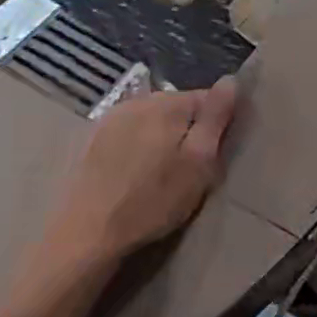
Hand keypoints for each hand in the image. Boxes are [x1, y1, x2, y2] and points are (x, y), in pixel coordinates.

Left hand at [47, 78, 238, 261]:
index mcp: (169, 102)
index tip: (213, 155)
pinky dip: (139, 146)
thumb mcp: (199, 162)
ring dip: (164, 138)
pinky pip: (131, 132)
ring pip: (155, 120)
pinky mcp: (93, 139)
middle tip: (188, 169)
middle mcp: (140, 100)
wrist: (85, 237)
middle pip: (181, 107)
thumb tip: (231, 79)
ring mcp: (112, 118)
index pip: (209, 98)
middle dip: (189, 130)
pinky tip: (134, 174)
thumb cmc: (152, 201)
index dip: (217, 126)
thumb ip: (216, 117)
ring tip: (161, 173)